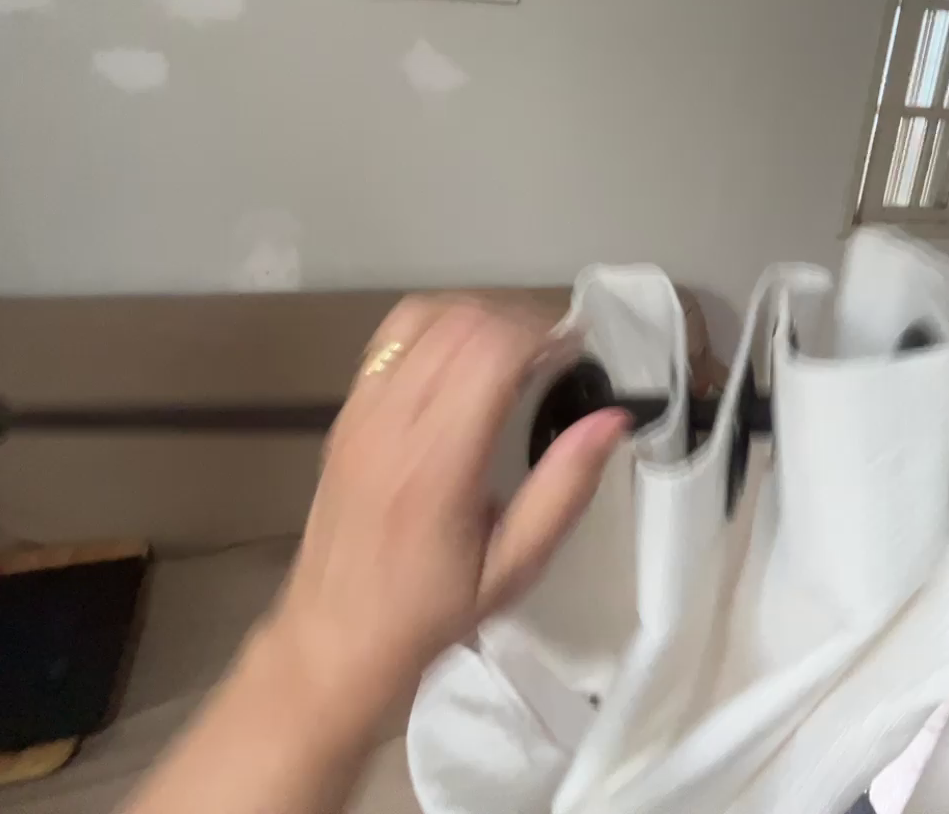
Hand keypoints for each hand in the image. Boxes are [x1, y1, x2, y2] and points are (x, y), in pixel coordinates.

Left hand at [266, 296, 629, 716]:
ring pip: (424, 316)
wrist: (335, 636)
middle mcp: (393, 421)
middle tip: (556, 348)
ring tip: (516, 343)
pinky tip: (464, 350)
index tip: (577, 349)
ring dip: (480, 312)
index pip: (491, 353)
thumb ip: (565, 487)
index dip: (542, 333)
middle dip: (520, 318)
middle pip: (461, 323)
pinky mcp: (348, 409)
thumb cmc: (434, 608)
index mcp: (438, 462)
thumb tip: (612, 419)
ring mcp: (363, 409)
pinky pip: (393, 335)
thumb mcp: (517, 565)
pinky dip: (438, 321)